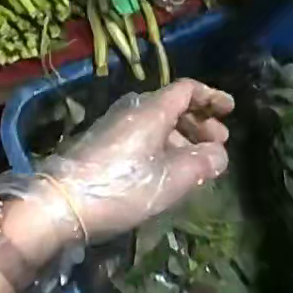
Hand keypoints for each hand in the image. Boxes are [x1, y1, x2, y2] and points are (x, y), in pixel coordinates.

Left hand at [0, 79, 235, 261]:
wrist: (63, 202)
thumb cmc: (123, 185)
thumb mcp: (172, 178)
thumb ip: (202, 163)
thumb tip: (218, 153)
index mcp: (151, 109)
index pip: (186, 90)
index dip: (211, 96)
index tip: (230, 108)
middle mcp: (133, 110)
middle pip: (173, 106)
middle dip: (200, 121)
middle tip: (219, 141)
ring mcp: (116, 126)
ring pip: (158, 123)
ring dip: (183, 136)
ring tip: (199, 160)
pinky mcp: (104, 144)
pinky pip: (144, 136)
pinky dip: (165, 145)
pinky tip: (170, 169)